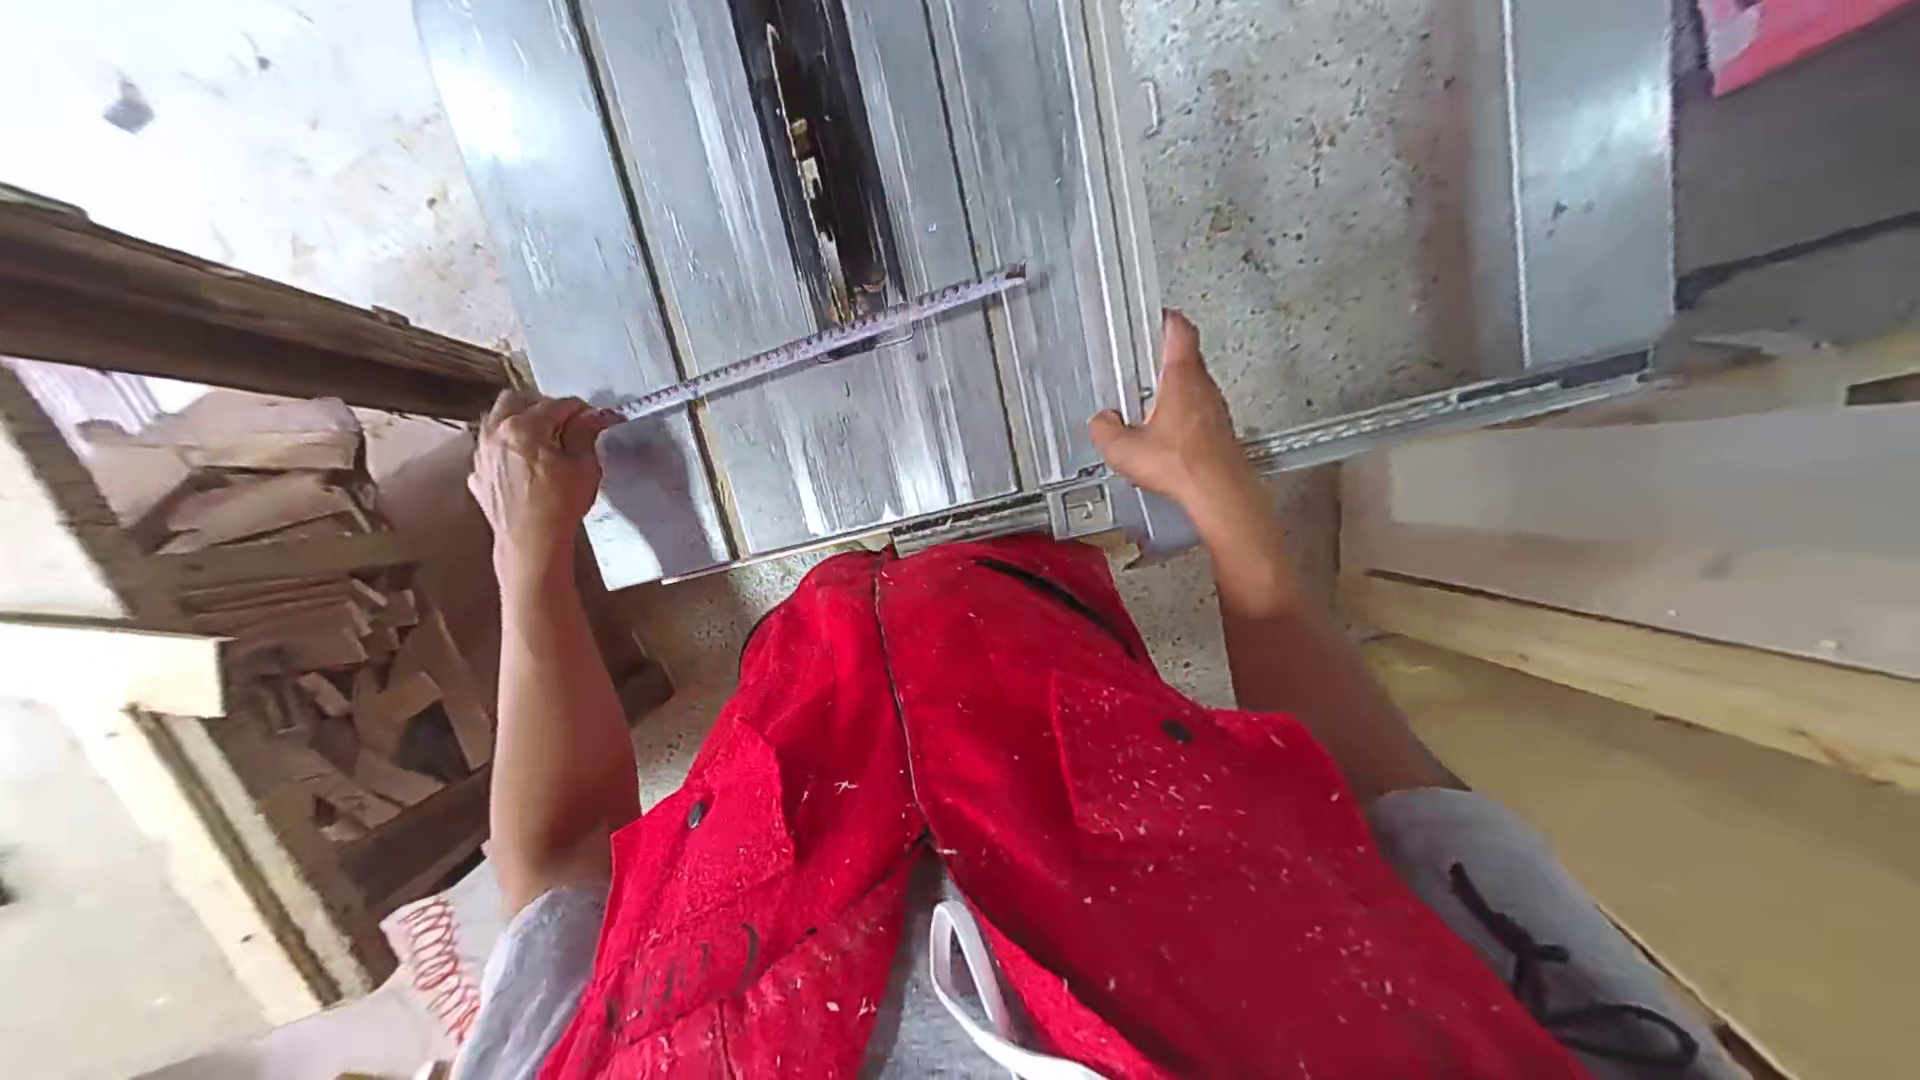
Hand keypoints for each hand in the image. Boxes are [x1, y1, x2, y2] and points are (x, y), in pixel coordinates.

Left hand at [469, 390, 615, 581]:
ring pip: (497, 421)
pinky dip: (508, 447)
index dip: (581, 409)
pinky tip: (525, 463)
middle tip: (565, 422)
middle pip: (516, 399)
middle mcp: (496, 433)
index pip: (557, 404)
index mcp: (524, 426)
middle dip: (542, 405)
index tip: (594, 418)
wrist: (530, 540)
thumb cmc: (560, 503)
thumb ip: (584, 434)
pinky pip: (490, 448)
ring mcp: (482, 453)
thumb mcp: (584, 466)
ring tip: (544, 440)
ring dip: (520, 422)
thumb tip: (591, 416)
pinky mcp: (478, 473)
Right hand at [1089, 311, 1261, 528]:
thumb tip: (1100, 422)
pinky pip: (1198, 412)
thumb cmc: (1184, 466)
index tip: (1153, 317)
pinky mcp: (1220, 431)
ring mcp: (1216, 409)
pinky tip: (1164, 437)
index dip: (1165, 319)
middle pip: (1186, 358)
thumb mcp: (1124, 449)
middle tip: (1142, 363)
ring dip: (1172, 389)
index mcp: (1182, 378)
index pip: (1179, 330)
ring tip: (1148, 404)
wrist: (1219, 493)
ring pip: (1193, 387)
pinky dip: (1181, 416)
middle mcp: (1204, 388)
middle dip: (1162, 359)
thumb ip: (1104, 430)